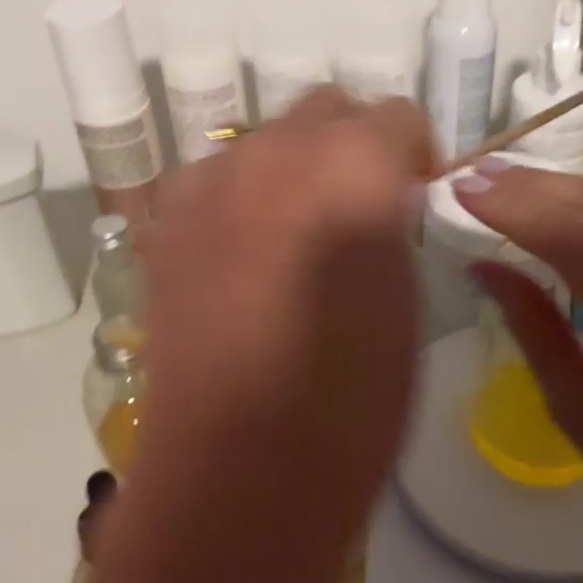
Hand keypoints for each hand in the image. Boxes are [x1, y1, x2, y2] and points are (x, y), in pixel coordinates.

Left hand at [135, 87, 436, 541]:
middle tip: (362, 209)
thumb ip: (394, 225)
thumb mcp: (406, 300)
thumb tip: (382, 200)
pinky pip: (216, 180)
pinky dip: (241, 197)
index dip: (413, 154)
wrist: (236, 472)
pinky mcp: (167, 222)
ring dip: (294, 168)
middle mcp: (275, 153)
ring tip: (299, 235)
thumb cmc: (349, 402)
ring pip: (265, 140)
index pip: (396, 116)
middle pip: (325, 110)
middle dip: (353, 146)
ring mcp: (210, 183)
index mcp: (353, 169)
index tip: (415, 198)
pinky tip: (245, 254)